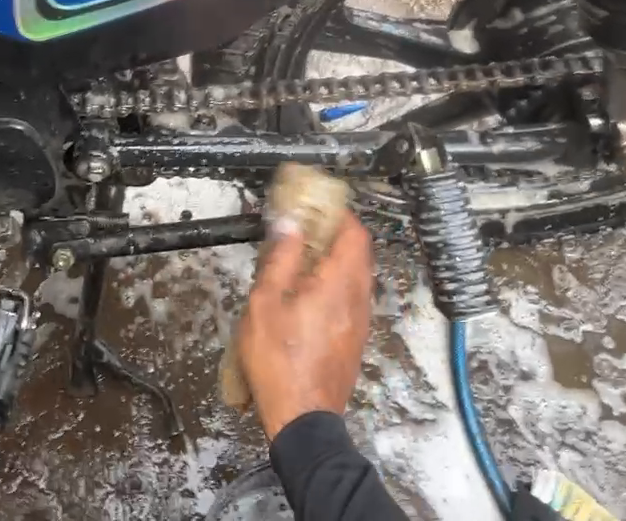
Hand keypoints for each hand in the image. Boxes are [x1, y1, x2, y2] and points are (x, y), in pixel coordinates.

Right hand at [236, 209, 373, 440]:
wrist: (302, 419)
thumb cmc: (278, 361)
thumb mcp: (265, 303)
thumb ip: (279, 259)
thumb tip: (289, 224)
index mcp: (339, 285)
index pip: (355, 235)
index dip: (339, 214)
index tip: (316, 206)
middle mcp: (358, 300)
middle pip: (359, 253)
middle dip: (334, 234)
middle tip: (304, 228)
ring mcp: (359, 322)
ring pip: (357, 276)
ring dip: (335, 259)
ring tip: (301, 257)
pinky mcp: (354, 339)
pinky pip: (352, 296)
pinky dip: (335, 281)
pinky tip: (307, 291)